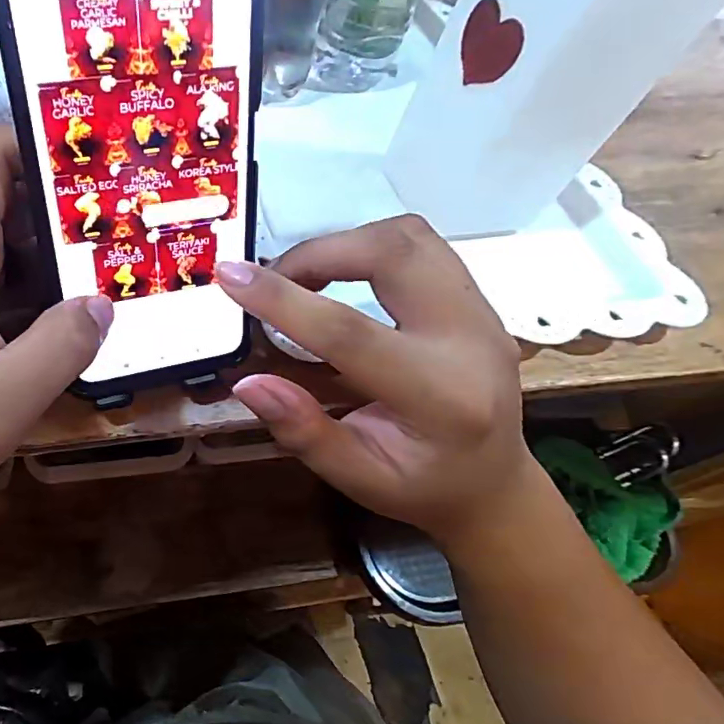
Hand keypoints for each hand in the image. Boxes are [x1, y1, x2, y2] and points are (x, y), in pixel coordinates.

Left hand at [0, 125, 112, 543]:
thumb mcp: (2, 399)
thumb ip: (61, 345)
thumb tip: (104, 302)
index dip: (43, 140)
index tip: (106, 153)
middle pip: (1, 195)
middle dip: (65, 198)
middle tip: (132, 211)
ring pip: (0, 240)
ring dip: (54, 245)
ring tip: (118, 254)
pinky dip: (34, 283)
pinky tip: (75, 308)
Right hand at [214, 215, 547, 543]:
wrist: (493, 482)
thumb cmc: (423, 487)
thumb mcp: (358, 478)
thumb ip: (304, 431)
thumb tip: (247, 383)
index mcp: (439, 397)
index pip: (351, 332)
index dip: (285, 301)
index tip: (230, 277)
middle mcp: (470, 339)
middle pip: (393, 254)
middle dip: (320, 253)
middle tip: (275, 280)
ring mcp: (483, 312)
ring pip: (411, 236)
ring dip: (347, 243)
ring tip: (308, 277)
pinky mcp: (479, 299)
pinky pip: (423, 246)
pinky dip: (372, 248)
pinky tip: (347, 276)